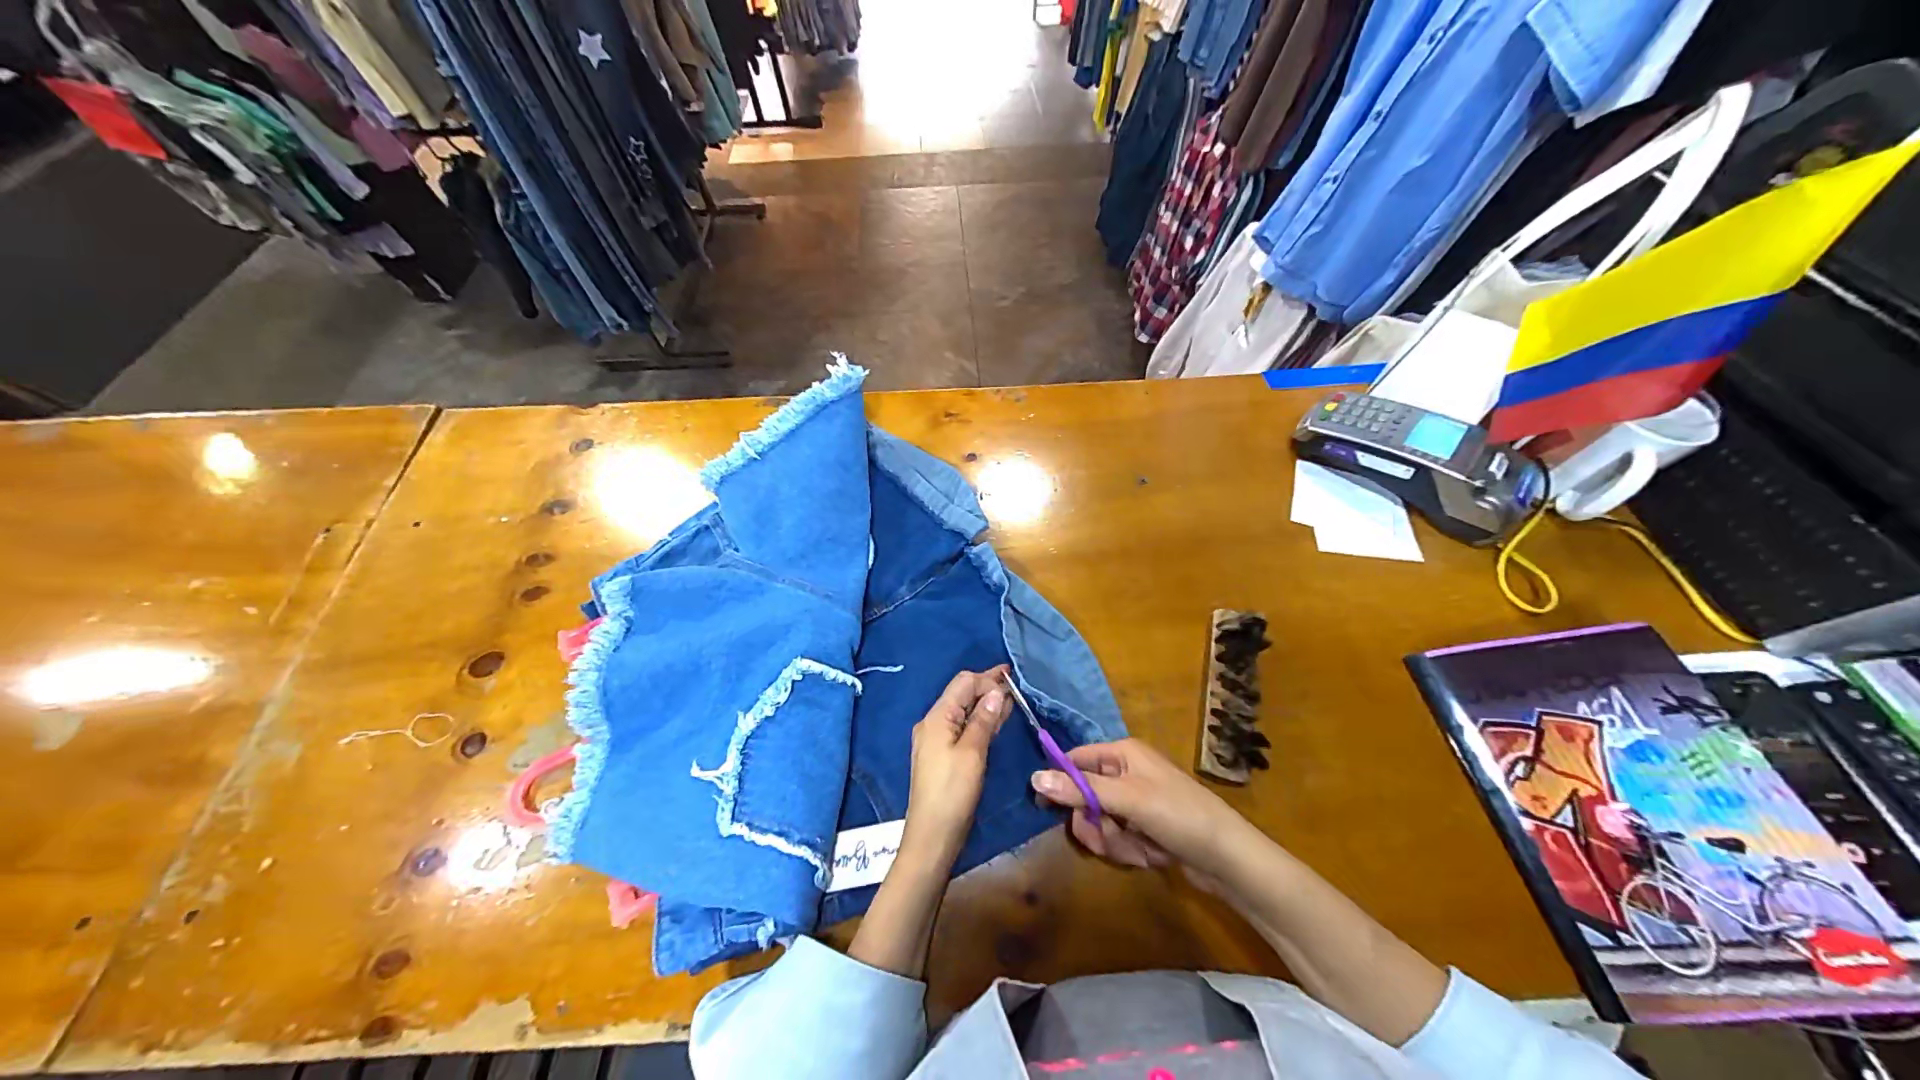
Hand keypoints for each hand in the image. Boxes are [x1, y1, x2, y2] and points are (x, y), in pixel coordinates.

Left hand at [903, 667, 1012, 861]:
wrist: (932, 835)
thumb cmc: (952, 792)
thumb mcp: (972, 753)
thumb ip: (983, 720)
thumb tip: (996, 693)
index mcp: (937, 718)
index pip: (963, 683)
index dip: (987, 679)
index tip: (1013, 680)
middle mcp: (933, 723)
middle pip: (962, 695)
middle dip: (987, 688)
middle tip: (1016, 687)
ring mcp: (936, 740)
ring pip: (963, 712)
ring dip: (985, 705)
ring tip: (1011, 700)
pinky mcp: (943, 756)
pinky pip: (963, 728)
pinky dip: (980, 722)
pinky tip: (996, 722)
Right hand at [1031, 738, 1248, 876]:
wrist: (1228, 858)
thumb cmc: (1179, 815)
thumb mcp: (1128, 799)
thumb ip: (1080, 789)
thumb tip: (1034, 778)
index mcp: (1123, 754)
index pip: (1075, 760)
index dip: (1059, 782)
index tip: (1043, 808)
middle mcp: (1126, 773)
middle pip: (1083, 796)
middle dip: (1094, 822)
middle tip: (1109, 834)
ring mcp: (1136, 803)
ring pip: (1099, 822)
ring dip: (1112, 840)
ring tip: (1138, 849)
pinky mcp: (1144, 829)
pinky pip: (1117, 838)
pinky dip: (1128, 850)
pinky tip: (1148, 856)